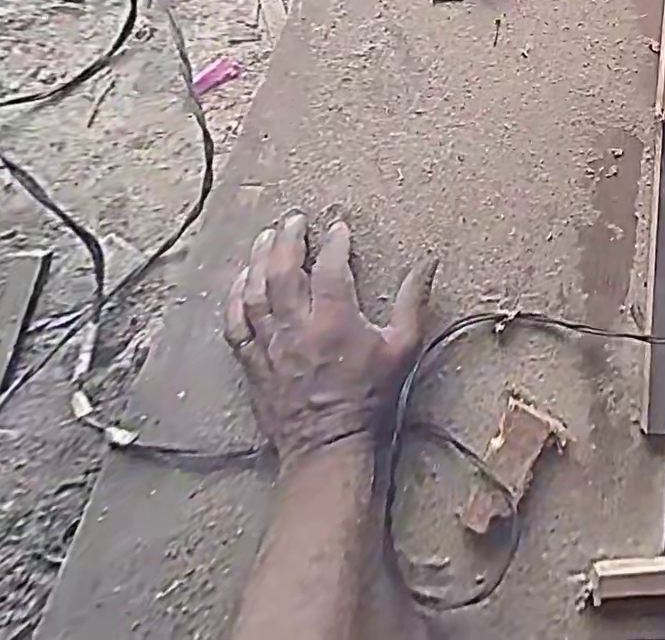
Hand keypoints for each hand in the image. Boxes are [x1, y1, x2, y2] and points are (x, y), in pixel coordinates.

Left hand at [223, 210, 435, 463]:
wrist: (329, 446)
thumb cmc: (370, 397)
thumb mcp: (403, 347)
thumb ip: (414, 300)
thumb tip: (429, 262)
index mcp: (334, 320)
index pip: (329, 267)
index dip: (333, 242)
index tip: (338, 226)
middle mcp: (297, 327)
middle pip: (283, 271)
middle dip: (287, 239)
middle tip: (293, 218)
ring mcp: (270, 345)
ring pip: (255, 292)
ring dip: (258, 259)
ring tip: (265, 236)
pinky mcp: (254, 363)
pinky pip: (236, 324)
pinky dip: (235, 298)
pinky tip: (241, 280)